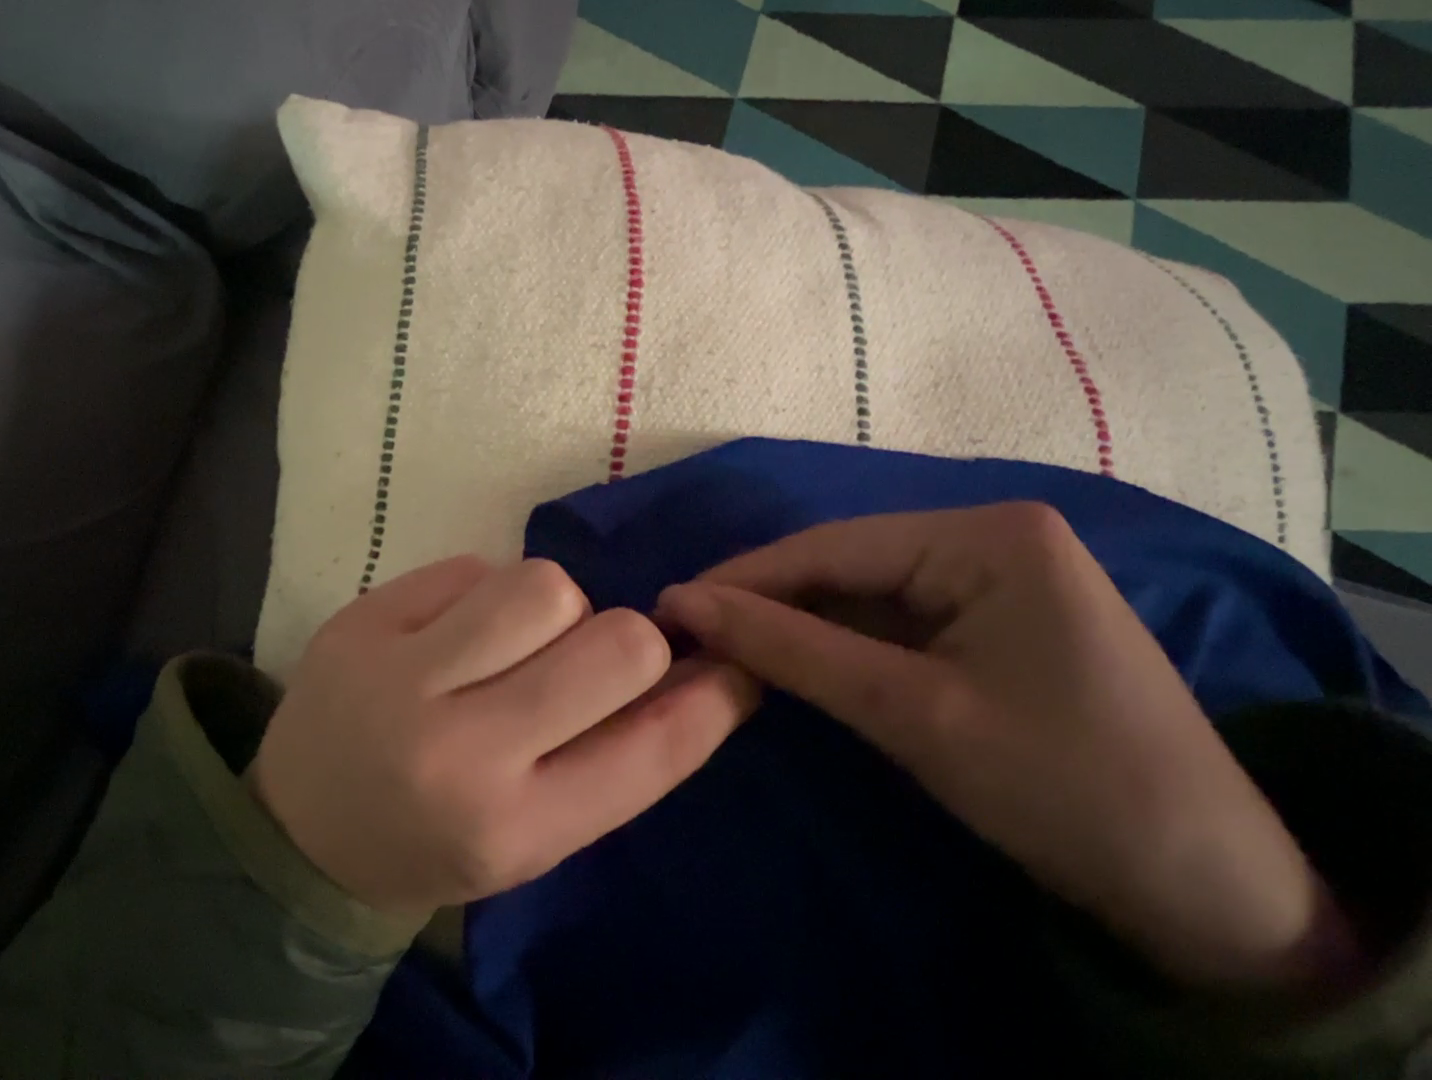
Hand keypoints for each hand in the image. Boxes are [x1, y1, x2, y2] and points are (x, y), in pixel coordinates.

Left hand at [249, 556, 758, 913]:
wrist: (302, 833)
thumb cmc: (437, 841)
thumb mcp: (536, 833)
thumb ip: (621, 759)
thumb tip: (706, 670)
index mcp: (515, 827)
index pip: (653, 747)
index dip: (713, 695)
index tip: (730, 664)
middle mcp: (460, 752)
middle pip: (615, 644)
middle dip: (627, 644)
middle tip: (585, 662)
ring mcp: (400, 677)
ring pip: (544, 585)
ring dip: (555, 607)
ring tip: (515, 642)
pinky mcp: (360, 621)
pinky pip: (473, 566)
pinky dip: (485, 592)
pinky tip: (453, 632)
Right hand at [657, 502, 1361, 996]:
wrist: (1203, 888)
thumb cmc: (1059, 785)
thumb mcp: (909, 711)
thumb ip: (789, 649)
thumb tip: (681, 603)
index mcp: (989, 535)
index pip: (832, 546)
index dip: (743, 578)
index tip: (664, 608)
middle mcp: (993, 538)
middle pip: (847, 566)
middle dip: (767, 603)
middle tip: (684, 638)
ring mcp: (998, 582)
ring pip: (865, 596)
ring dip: (797, 627)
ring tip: (718, 651)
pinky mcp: (996, 626)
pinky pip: (895, 624)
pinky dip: (839, 648)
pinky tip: (788, 665)